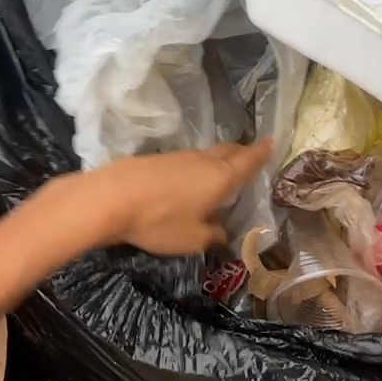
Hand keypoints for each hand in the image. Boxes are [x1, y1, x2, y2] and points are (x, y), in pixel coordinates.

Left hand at [60, 140, 273, 255]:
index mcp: (221, 177)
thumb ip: (212, 235)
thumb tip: (220, 232)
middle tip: (250, 156)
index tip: (271, 141)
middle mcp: (203, 161)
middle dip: (242, 153)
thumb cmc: (160, 220)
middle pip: (228, 151)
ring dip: (218, 160)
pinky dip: (196, 168)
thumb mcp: (193, 239)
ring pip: (207, 155)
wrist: (110, 198)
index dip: (261, 152)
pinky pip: (186, 161)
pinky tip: (190, 181)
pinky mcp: (156, 160)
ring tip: (222, 172)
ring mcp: (178, 157)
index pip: (248, 161)